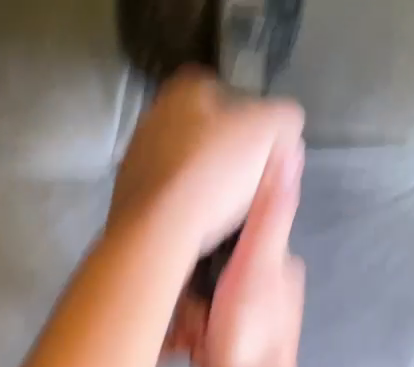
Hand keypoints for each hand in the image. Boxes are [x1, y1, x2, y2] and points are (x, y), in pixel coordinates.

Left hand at [108, 69, 305, 253]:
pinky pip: (168, 199)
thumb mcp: (273, 131)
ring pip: (185, 168)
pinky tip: (198, 226)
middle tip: (249, 183)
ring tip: (225, 212)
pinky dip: (183, 209)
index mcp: (187, 86)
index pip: (232, 94)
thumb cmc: (214, 171)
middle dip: (228, 156)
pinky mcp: (127, 198)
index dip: (255, 124)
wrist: (157, 231)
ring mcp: (135, 158)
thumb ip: (286, 120)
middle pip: (206, 134)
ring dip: (205, 185)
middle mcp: (153, 115)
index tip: (266, 153)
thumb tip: (285, 129)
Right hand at [170, 138, 306, 366]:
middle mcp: (268, 291)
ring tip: (190, 341)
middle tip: (192, 316)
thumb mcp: (256, 265)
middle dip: (193, 295)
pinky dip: (189, 343)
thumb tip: (289, 150)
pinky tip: (187, 355)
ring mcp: (250, 324)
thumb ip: (269, 213)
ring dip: (188, 322)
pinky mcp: (233, 352)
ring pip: (201, 304)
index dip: (206, 249)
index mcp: (279, 265)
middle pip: (211, 272)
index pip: (234, 235)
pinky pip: (199, 334)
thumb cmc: (248, 336)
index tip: (192, 267)